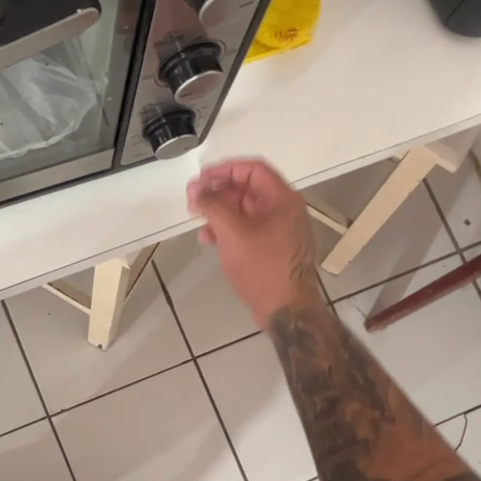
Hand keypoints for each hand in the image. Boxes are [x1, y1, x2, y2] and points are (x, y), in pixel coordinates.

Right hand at [187, 158, 320, 324]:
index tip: (200, 179)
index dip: (224, 170)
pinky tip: (209, 240)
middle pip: (247, 189)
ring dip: (219, 213)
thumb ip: (213, 206)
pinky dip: (228, 231)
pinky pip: (248, 230)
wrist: (287, 311)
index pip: (252, 170)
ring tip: (197, 220)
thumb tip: (198, 189)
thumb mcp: (233, 234)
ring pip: (245, 211)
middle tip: (193, 201)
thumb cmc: (263, 269)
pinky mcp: (272, 249)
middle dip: (218, 193)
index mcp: (282, 200)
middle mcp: (284, 210)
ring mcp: (279, 231)